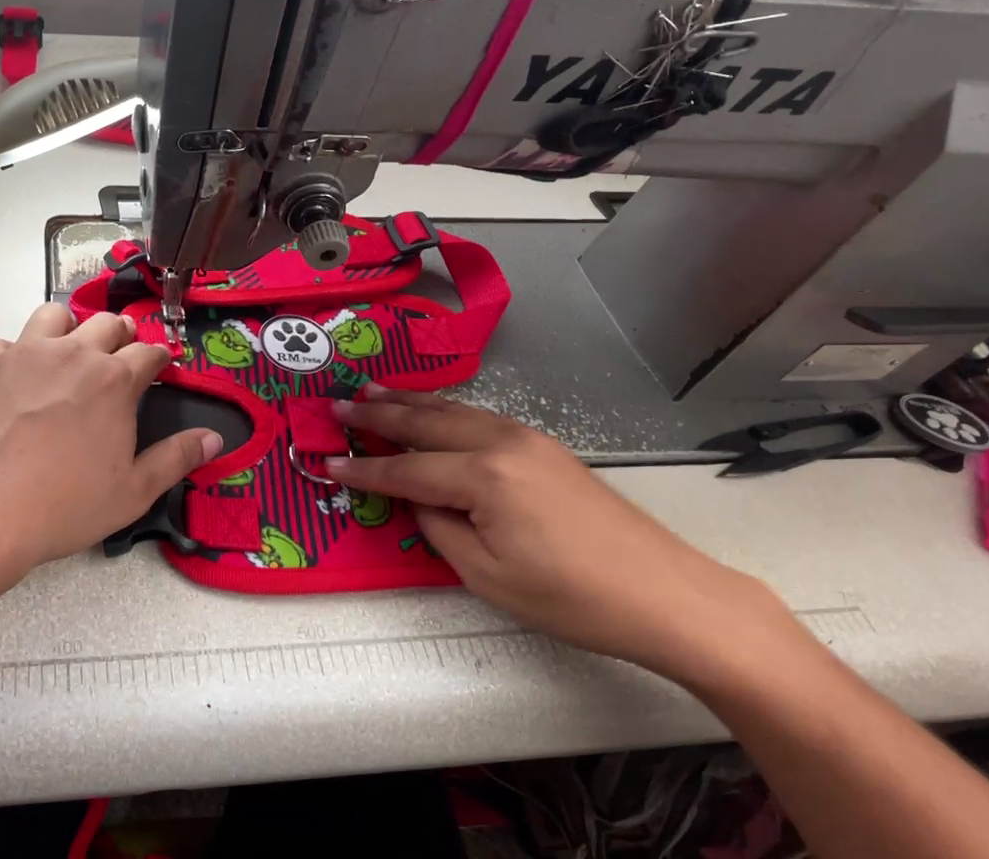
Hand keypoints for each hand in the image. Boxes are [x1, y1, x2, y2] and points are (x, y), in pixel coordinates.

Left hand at [0, 304, 221, 578]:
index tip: (161, 365)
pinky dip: (11, 353)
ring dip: (68, 328)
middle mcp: (74, 353)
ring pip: (54, 315)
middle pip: (107, 323)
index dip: (159, 357)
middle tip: (121, 352)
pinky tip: (13, 378)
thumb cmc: (66, 506)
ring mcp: (26, 352)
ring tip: (68, 350)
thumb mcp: (135, 491)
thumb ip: (177, 458)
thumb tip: (215, 438)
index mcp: (115, 380)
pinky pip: (2, 341)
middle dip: (120, 334)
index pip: (149, 351)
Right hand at [327, 386, 797, 682]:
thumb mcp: (486, 575)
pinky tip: (433, 411)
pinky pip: (480, 418)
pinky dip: (446, 411)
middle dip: (378, 414)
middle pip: (426, 423)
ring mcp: (529, 440)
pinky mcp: (547, 447)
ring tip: (374, 392)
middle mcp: (502, 443)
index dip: (362, 469)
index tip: (324, 461)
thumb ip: (439, 528)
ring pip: (455, 411)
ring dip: (411, 402)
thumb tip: (419, 499)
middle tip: (338, 404)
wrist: (665, 593)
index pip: (405, 469)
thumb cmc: (571, 597)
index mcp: (483, 477)